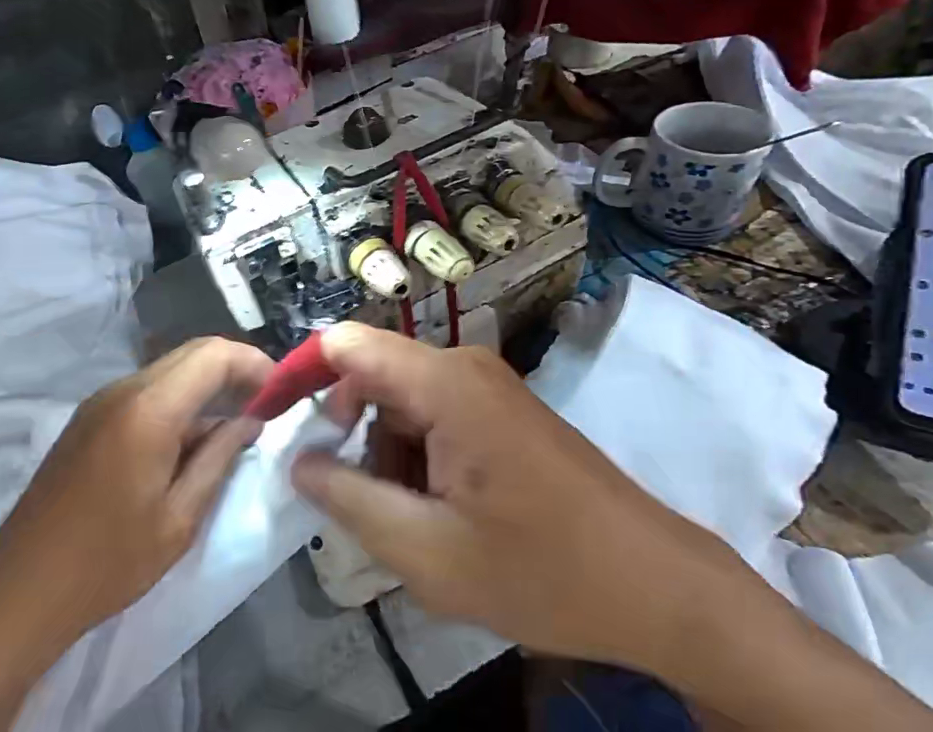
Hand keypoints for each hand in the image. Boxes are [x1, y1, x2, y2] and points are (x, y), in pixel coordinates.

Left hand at [0, 336, 271, 636]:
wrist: (20, 589)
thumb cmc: (108, 562)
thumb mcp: (179, 518)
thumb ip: (219, 458)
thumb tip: (249, 421)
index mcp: (148, 409)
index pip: (212, 354)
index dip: (253, 364)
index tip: (280, 394)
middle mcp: (122, 390)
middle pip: (191, 354)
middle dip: (233, 372)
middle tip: (264, 409)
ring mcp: (100, 401)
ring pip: (168, 371)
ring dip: (205, 388)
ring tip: (233, 430)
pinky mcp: (89, 419)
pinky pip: (145, 392)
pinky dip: (178, 403)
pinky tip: (190, 444)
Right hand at [290, 323, 747, 675]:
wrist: (658, 587)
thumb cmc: (542, 571)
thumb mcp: (427, 551)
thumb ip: (348, 498)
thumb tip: (300, 459)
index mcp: (444, 384)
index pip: (345, 345)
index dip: (300, 376)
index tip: (275, 426)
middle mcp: (463, 366)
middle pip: (371, 376)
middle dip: (350, 434)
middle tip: (355, 501)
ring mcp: (487, 386)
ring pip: (400, 400)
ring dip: (385, 453)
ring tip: (409, 519)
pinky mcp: (501, 409)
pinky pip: (433, 413)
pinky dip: (416, 455)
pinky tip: (440, 510)